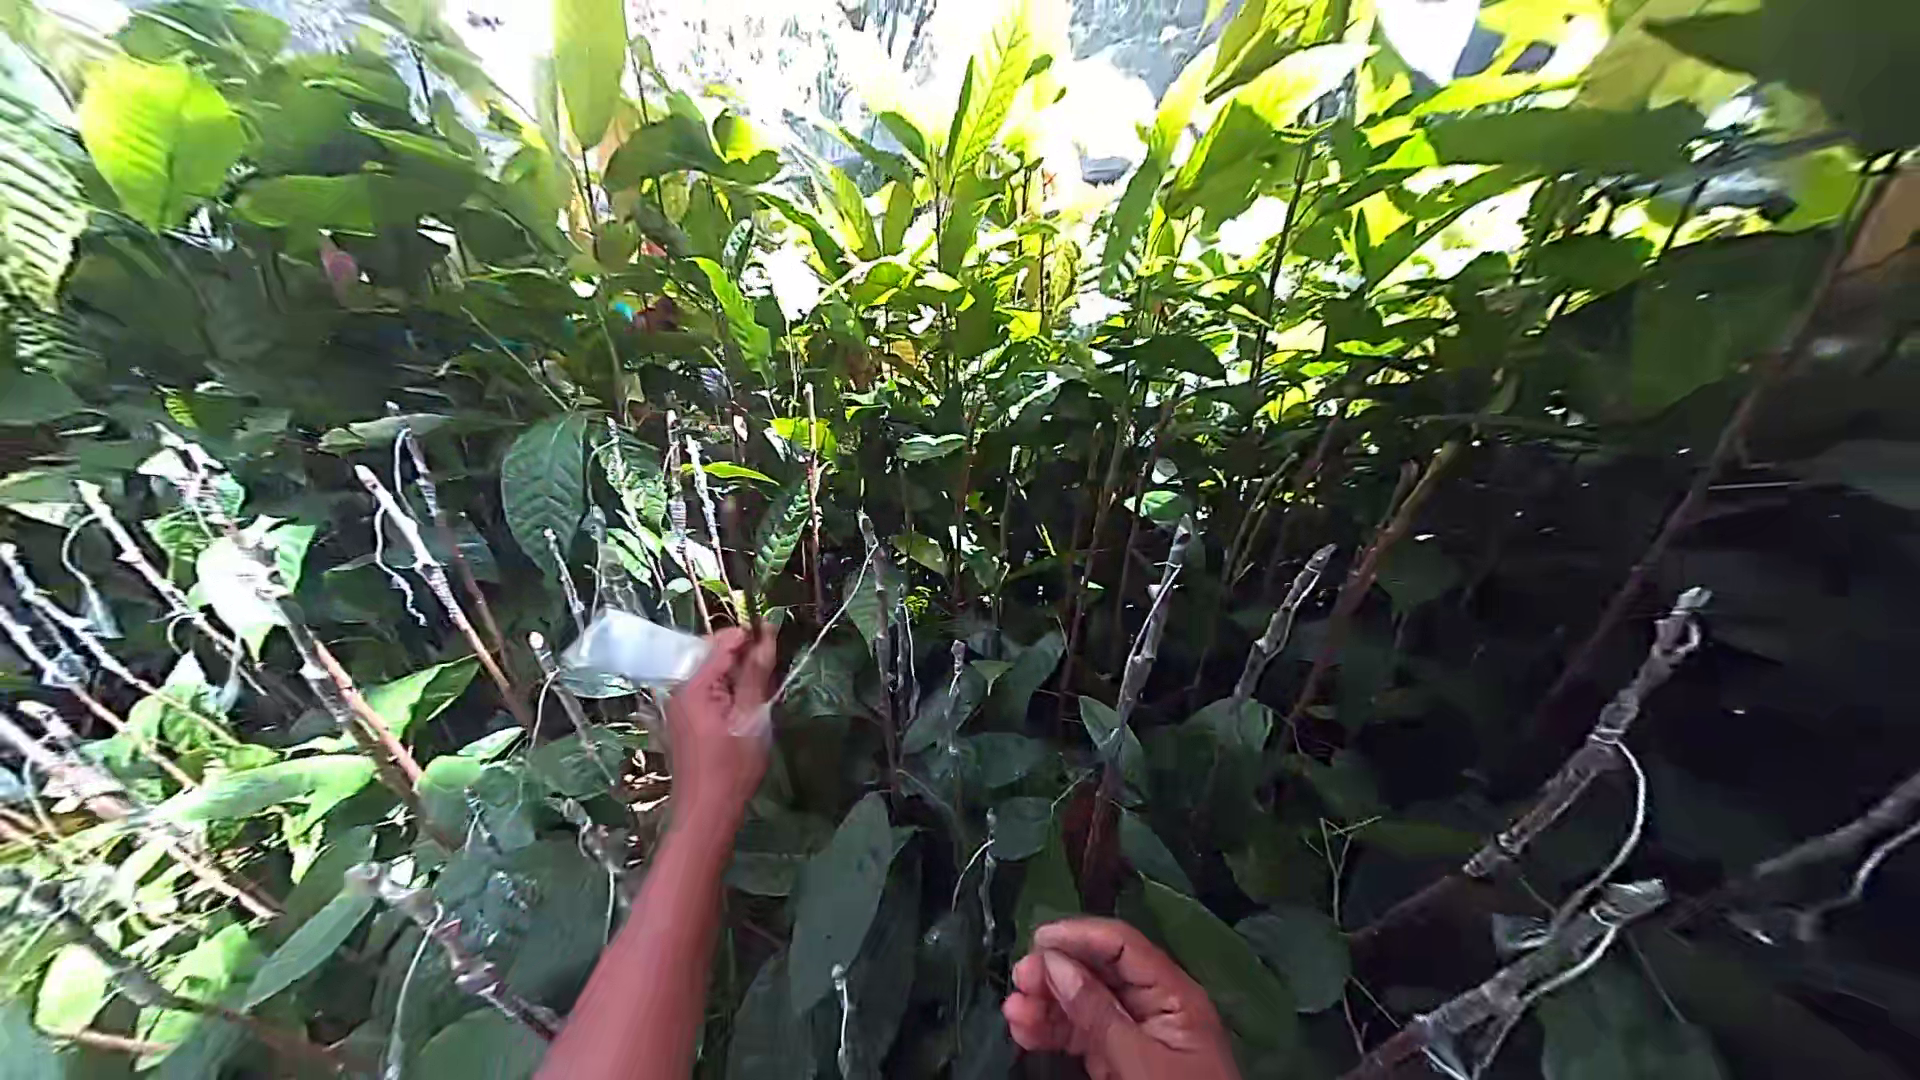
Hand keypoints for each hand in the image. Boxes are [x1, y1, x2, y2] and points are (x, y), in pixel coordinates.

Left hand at [664, 626, 775, 824]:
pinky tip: (747, 703)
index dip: (751, 634)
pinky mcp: (685, 716)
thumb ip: (757, 672)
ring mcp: (680, 703)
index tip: (776, 637)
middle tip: (770, 670)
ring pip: (713, 669)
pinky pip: (708, 687)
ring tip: (762, 688)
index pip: (723, 642)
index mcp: (694, 685)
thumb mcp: (752, 714)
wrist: (708, 809)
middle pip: (714, 652)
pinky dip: (730, 687)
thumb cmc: (733, 764)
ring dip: (739, 671)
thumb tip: (765, 634)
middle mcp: (680, 688)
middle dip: (744, 653)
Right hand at [1003, 918, 1239, 1079]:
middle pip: (1097, 969)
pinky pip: (1081, 1032)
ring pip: (1083, 1000)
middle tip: (1019, 979)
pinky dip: (1052, 1030)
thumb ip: (1099, 1012)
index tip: (1037, 940)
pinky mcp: (1120, 1058)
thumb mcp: (1141, 1064)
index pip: (1120, 944)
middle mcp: (1152, 1002)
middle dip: (1054, 971)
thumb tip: (1055, 962)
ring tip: (1013, 1011)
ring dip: (1046, 1002)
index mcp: (1171, 992)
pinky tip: (1024, 1030)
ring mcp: (1134, 1031)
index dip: (1078, 935)